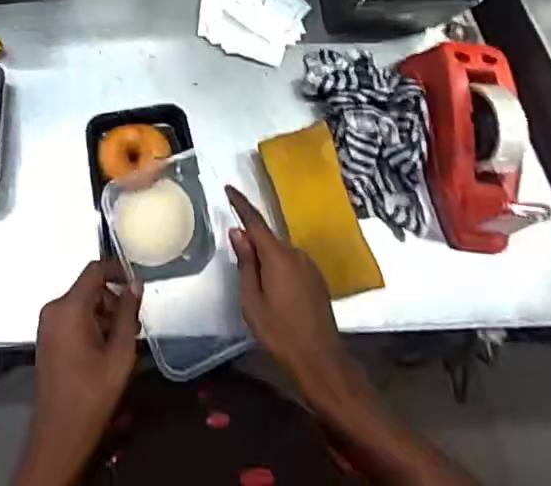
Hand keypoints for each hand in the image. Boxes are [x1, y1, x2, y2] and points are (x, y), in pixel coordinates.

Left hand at [16, 261, 140, 484]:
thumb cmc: (93, 394)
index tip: (137, 283)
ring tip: (122, 343)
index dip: (117, 270)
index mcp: (69, 307)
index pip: (94, 271)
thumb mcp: (119, 354)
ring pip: (81, 304)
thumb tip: (135, 285)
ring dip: (104, 315)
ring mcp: (47, 322)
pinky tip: (104, 349)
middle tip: (134, 328)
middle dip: (113, 302)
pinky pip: (71, 317)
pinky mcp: (47, 335)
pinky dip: (90, 324)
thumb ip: (127, 315)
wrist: (61, 430)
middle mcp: (53, 308)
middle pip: (88, 289)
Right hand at [224, 185, 351, 393]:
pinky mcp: (317, 280)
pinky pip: (291, 263)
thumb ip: (245, 262)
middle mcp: (297, 255)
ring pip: (280, 252)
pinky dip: (279, 266)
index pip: (255, 222)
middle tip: (238, 262)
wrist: (322, 362)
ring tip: (257, 284)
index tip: (229, 188)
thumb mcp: (251, 299)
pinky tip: (275, 289)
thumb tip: (238, 232)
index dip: (241, 204)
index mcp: (278, 257)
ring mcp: (310, 268)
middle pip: (268, 238)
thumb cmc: (280, 332)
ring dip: (266, 257)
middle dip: (252, 242)